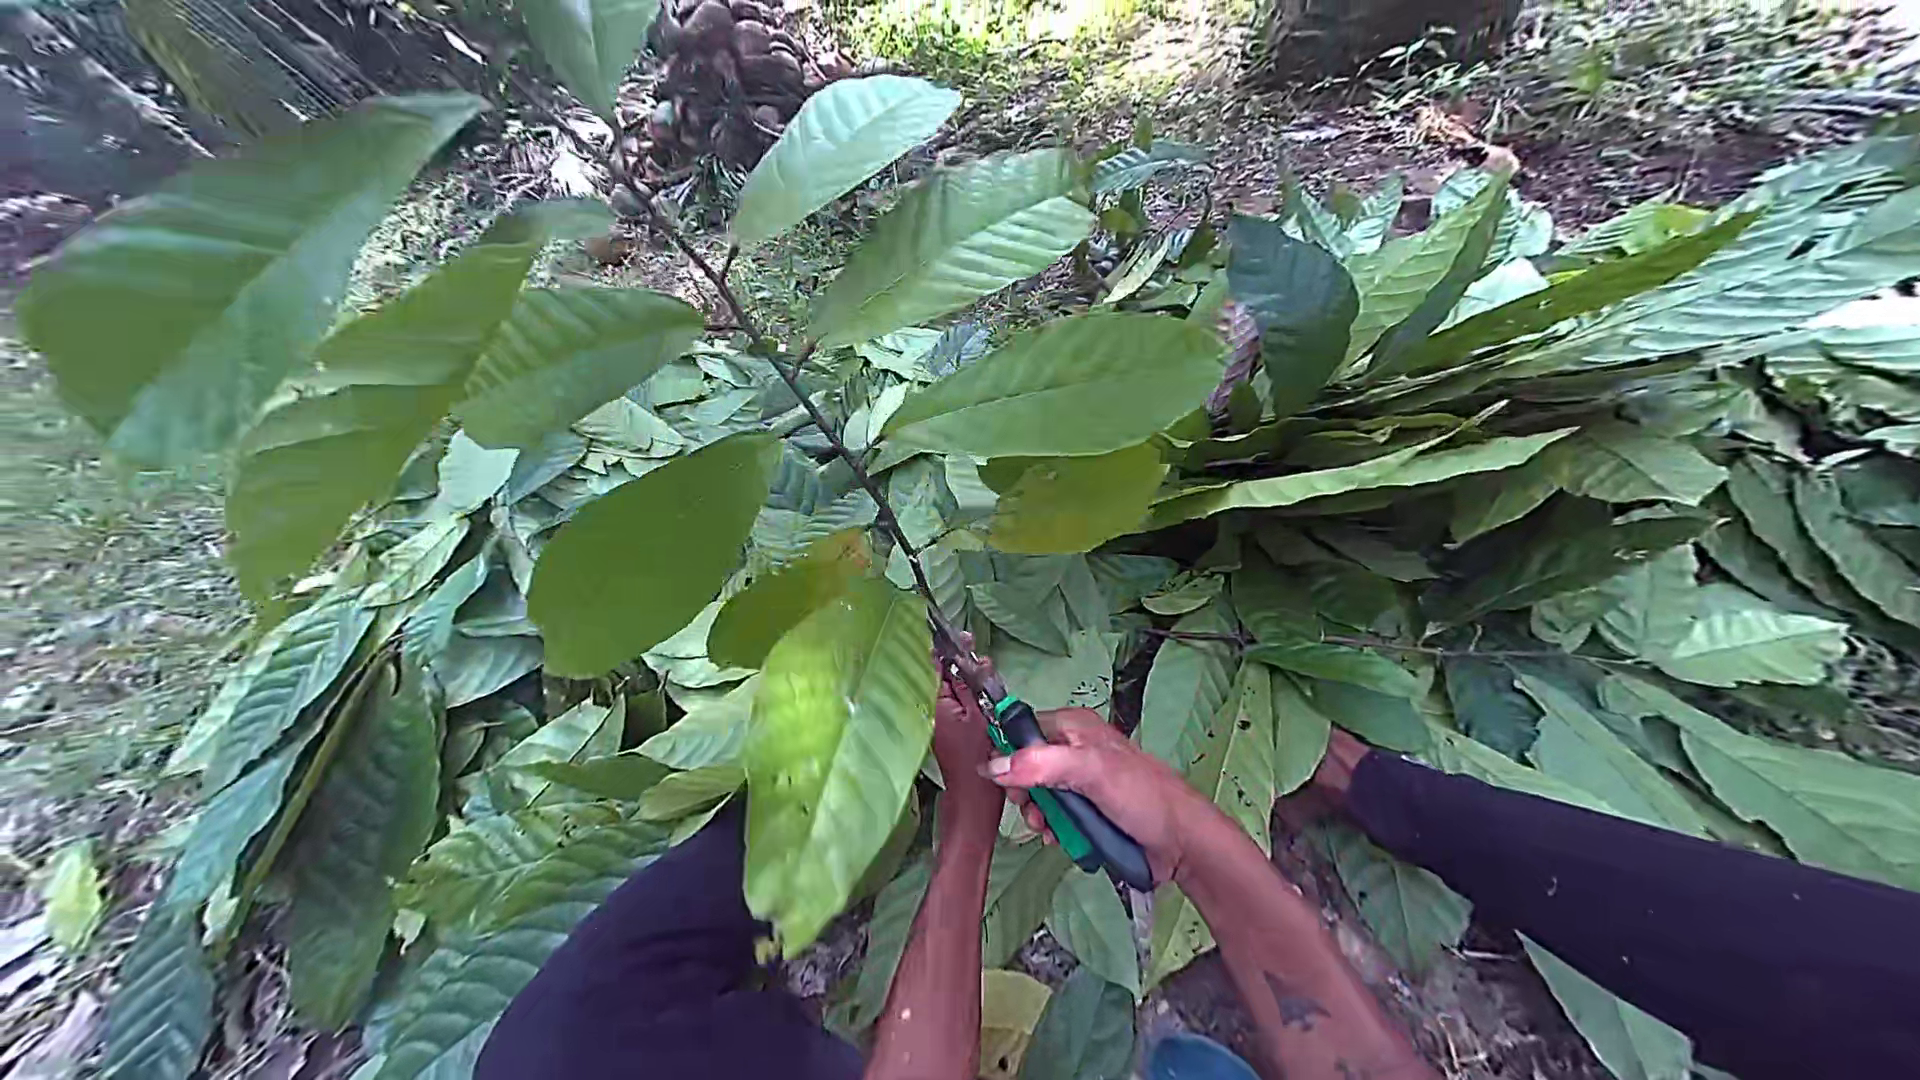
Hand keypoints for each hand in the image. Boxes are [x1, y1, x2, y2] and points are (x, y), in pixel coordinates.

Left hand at [930, 637, 1002, 834]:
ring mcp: (934, 718)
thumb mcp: (980, 715)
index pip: (933, 664)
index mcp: (933, 702)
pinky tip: (975, 687)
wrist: (973, 799)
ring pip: (946, 686)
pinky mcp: (942, 727)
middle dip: (956, 659)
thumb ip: (974, 685)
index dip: (947, 647)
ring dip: (961, 674)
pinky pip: (951, 700)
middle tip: (973, 648)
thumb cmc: (978, 759)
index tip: (963, 637)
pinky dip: (962, 691)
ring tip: (978, 664)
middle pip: (939, 673)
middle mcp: (928, 708)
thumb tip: (975, 658)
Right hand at [979, 708, 1211, 885]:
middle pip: (1024, 763)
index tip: (1004, 779)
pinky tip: (1058, 835)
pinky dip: (1051, 825)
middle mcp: (1073, 747)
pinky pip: (1053, 813)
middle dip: (1023, 791)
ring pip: (1036, 792)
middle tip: (1032, 808)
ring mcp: (1078, 778)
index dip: (1007, 753)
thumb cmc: (1143, 797)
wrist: (1181, 842)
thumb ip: (1041, 765)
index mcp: (1072, 725)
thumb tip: (993, 766)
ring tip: (1048, 827)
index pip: (1021, 728)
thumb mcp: (1090, 772)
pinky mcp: (1084, 806)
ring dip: (1037, 813)